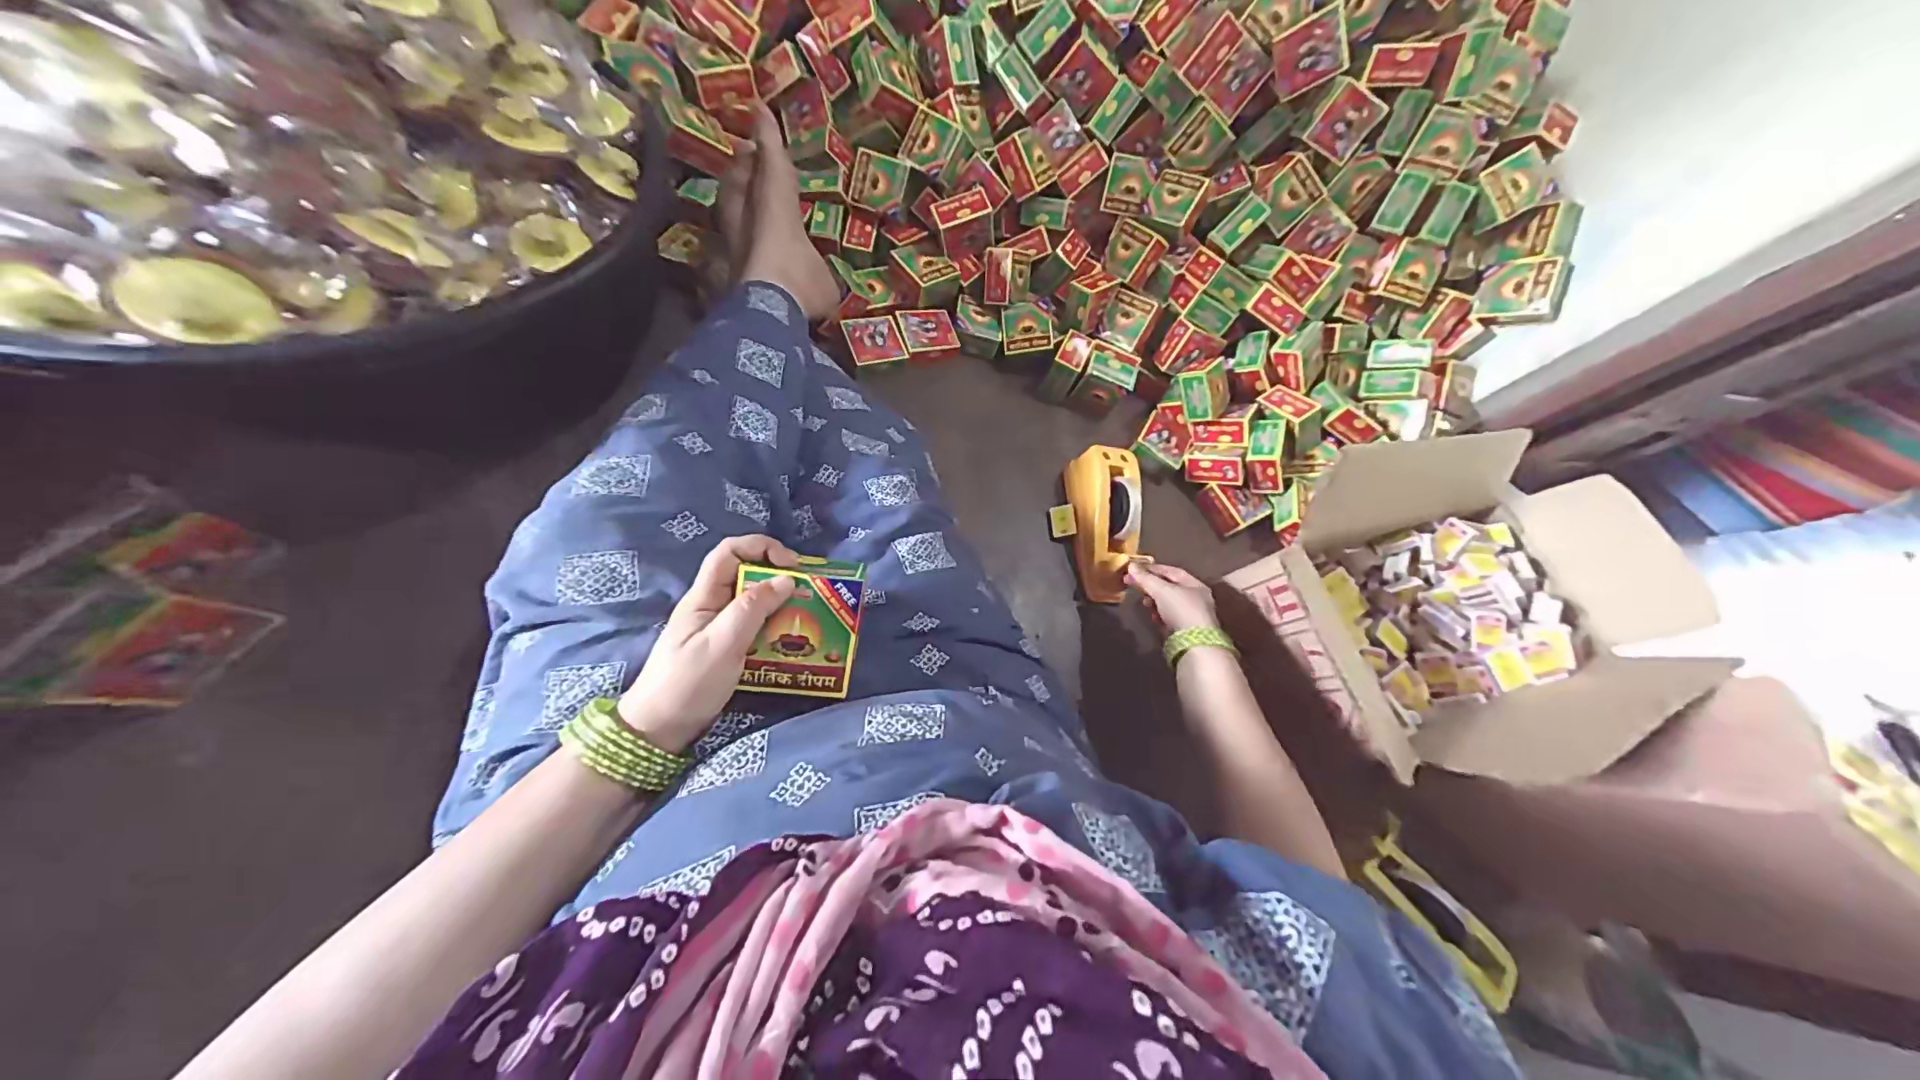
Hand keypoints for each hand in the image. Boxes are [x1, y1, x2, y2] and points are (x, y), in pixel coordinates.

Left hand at [617, 535, 798, 753]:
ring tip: (806, 617)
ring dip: (781, 605)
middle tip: (808, 593)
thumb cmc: (687, 684)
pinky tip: (790, 642)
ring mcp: (718, 629)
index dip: (762, 547)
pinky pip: (754, 628)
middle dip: (779, 577)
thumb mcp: (723, 643)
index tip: (793, 566)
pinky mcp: (726, 650)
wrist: (657, 730)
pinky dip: (775, 629)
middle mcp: (712, 607)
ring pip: (754, 603)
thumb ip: (753, 608)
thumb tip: (786, 579)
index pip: (731, 551)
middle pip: (747, 575)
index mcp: (704, 597)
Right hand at [1126, 561, 1219, 635]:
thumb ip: (1145, 578)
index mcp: (1195, 585)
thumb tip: (1131, 565)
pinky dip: (1158, 614)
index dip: (1152, 569)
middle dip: (1151, 585)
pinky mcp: (1183, 630)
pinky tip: (1153, 616)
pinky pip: (1167, 617)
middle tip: (1134, 585)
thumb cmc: (1180, 610)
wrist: (1193, 644)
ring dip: (1153, 600)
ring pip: (1167, 602)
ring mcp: (1190, 615)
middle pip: (1168, 587)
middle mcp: (1195, 598)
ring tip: (1144, 602)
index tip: (1134, 569)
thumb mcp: (1161, 590)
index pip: (1171, 571)